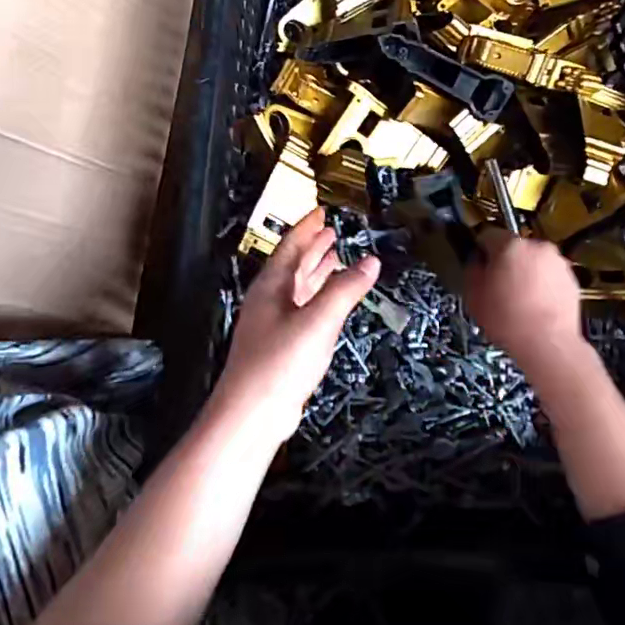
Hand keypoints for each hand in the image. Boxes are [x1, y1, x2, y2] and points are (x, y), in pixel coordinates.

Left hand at [214, 208, 380, 438]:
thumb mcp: (318, 320)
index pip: (290, 247)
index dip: (306, 228)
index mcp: (271, 287)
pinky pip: (302, 310)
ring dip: (315, 272)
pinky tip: (329, 303)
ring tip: (335, 258)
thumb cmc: (281, 362)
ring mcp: (272, 325)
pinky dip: (318, 298)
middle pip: (292, 265)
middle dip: (312, 248)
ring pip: (297, 289)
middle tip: (332, 231)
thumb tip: (371, 261)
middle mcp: (269, 301)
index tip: (321, 211)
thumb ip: (346, 289)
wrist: (252, 414)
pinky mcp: (280, 347)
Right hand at [463, 228, 584, 366]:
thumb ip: (472, 270)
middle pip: (513, 247)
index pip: (488, 234)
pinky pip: (549, 274)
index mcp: (510, 245)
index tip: (479, 261)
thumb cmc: (509, 320)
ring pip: (533, 260)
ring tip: (517, 299)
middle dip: (505, 262)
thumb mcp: (474, 296)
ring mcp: (556, 262)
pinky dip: (542, 284)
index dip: (480, 249)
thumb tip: (476, 263)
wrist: (547, 343)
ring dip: (525, 273)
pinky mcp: (570, 278)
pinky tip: (534, 305)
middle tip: (497, 285)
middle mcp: (536, 247)